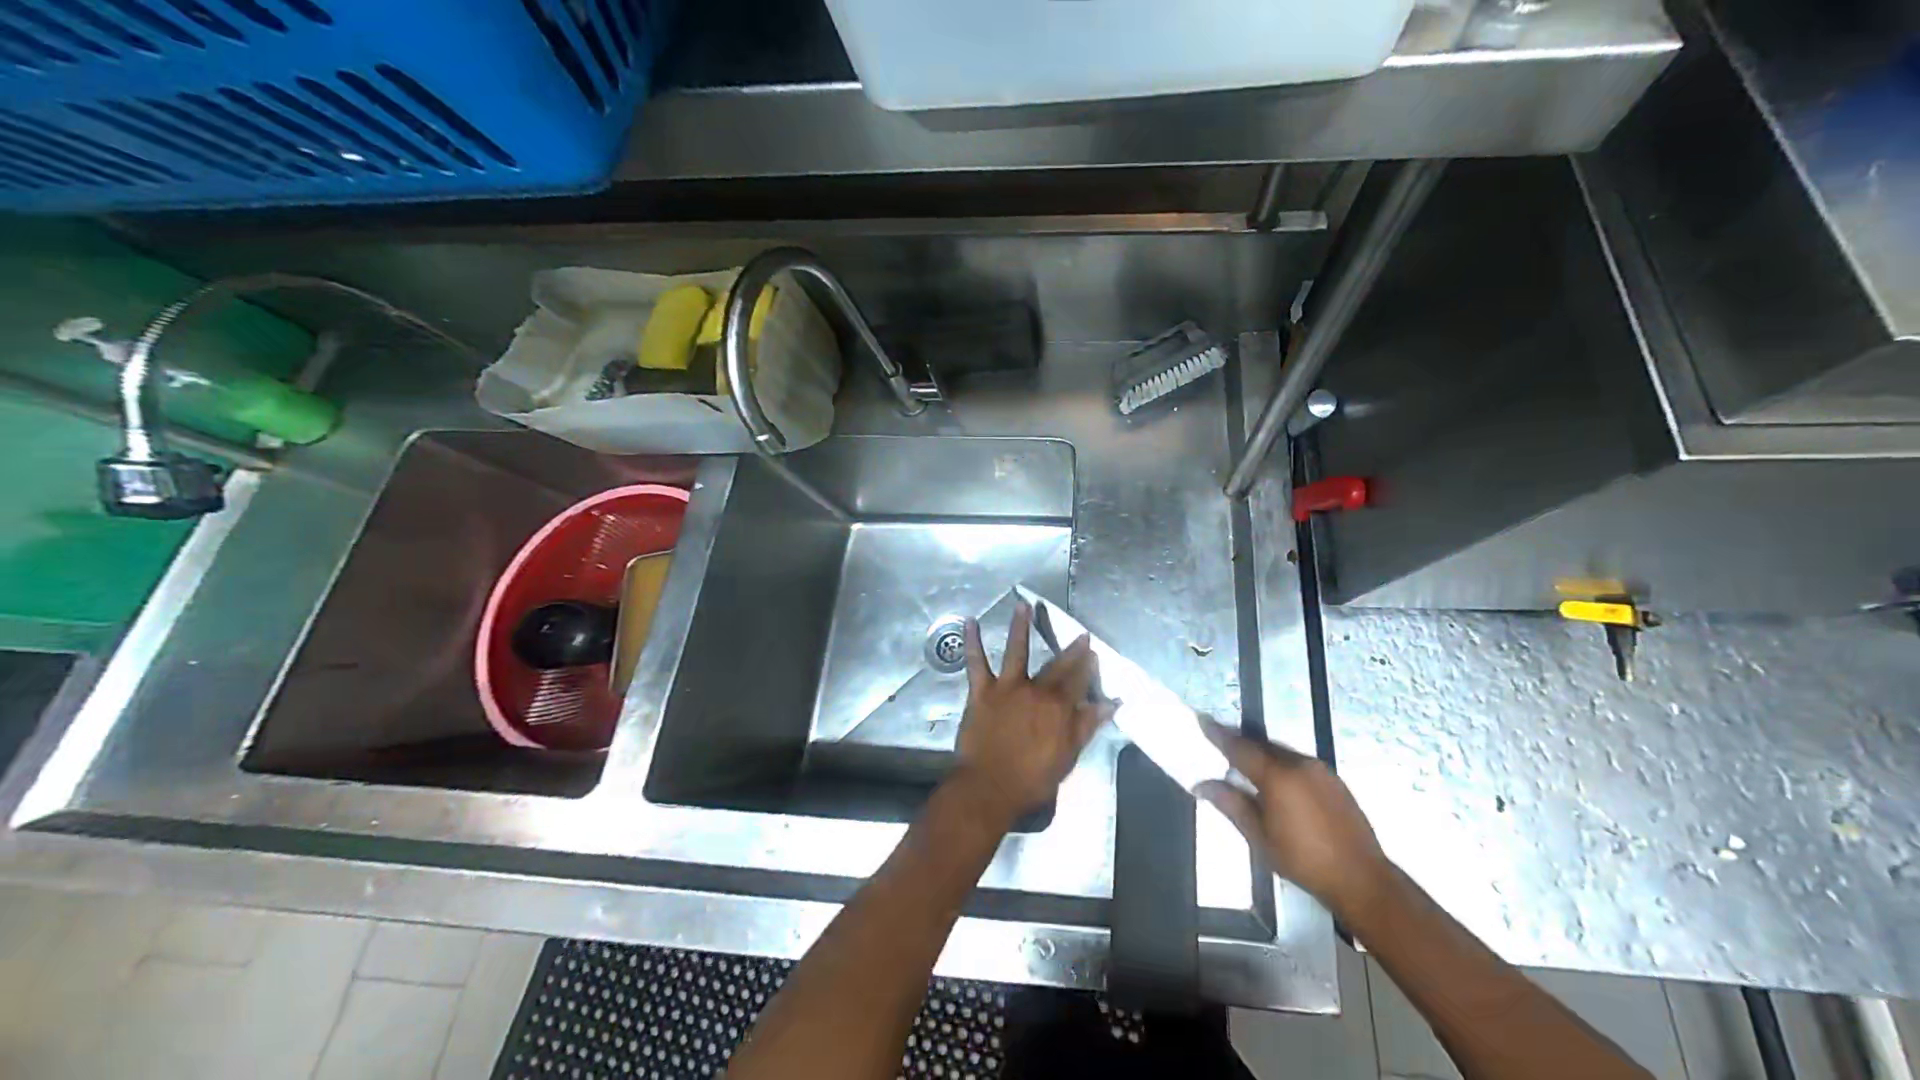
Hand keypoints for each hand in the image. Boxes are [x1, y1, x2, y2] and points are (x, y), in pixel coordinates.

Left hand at [949, 602, 1112, 825]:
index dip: (1088, 666)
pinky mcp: (981, 692)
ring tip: (1023, 605)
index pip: (1080, 681)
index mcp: (1059, 707)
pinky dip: (972, 642)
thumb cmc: (1032, 779)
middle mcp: (1036, 690)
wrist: (990, 787)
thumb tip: (1111, 703)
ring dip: (1020, 626)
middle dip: (1071, 649)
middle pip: (1057, 665)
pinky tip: (970, 622)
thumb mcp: (1068, 756)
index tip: (1095, 651)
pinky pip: (976, 663)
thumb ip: (1087, 725)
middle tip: (1081, 633)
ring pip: (1017, 650)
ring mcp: (1007, 688)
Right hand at [1195, 717, 1390, 915]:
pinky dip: (1282, 766)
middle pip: (1261, 746)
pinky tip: (1278, 784)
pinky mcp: (1335, 781)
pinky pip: (1299, 764)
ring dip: (1262, 756)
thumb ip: (1230, 804)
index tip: (1203, 720)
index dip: (1218, 734)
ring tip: (1247, 767)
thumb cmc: (1303, 860)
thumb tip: (1202, 785)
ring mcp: (1321, 771)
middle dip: (1240, 744)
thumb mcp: (1259, 836)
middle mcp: (1299, 764)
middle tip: (1221, 745)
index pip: (1239, 747)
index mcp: (1277, 776)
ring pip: (1282, 754)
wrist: (1362, 879)